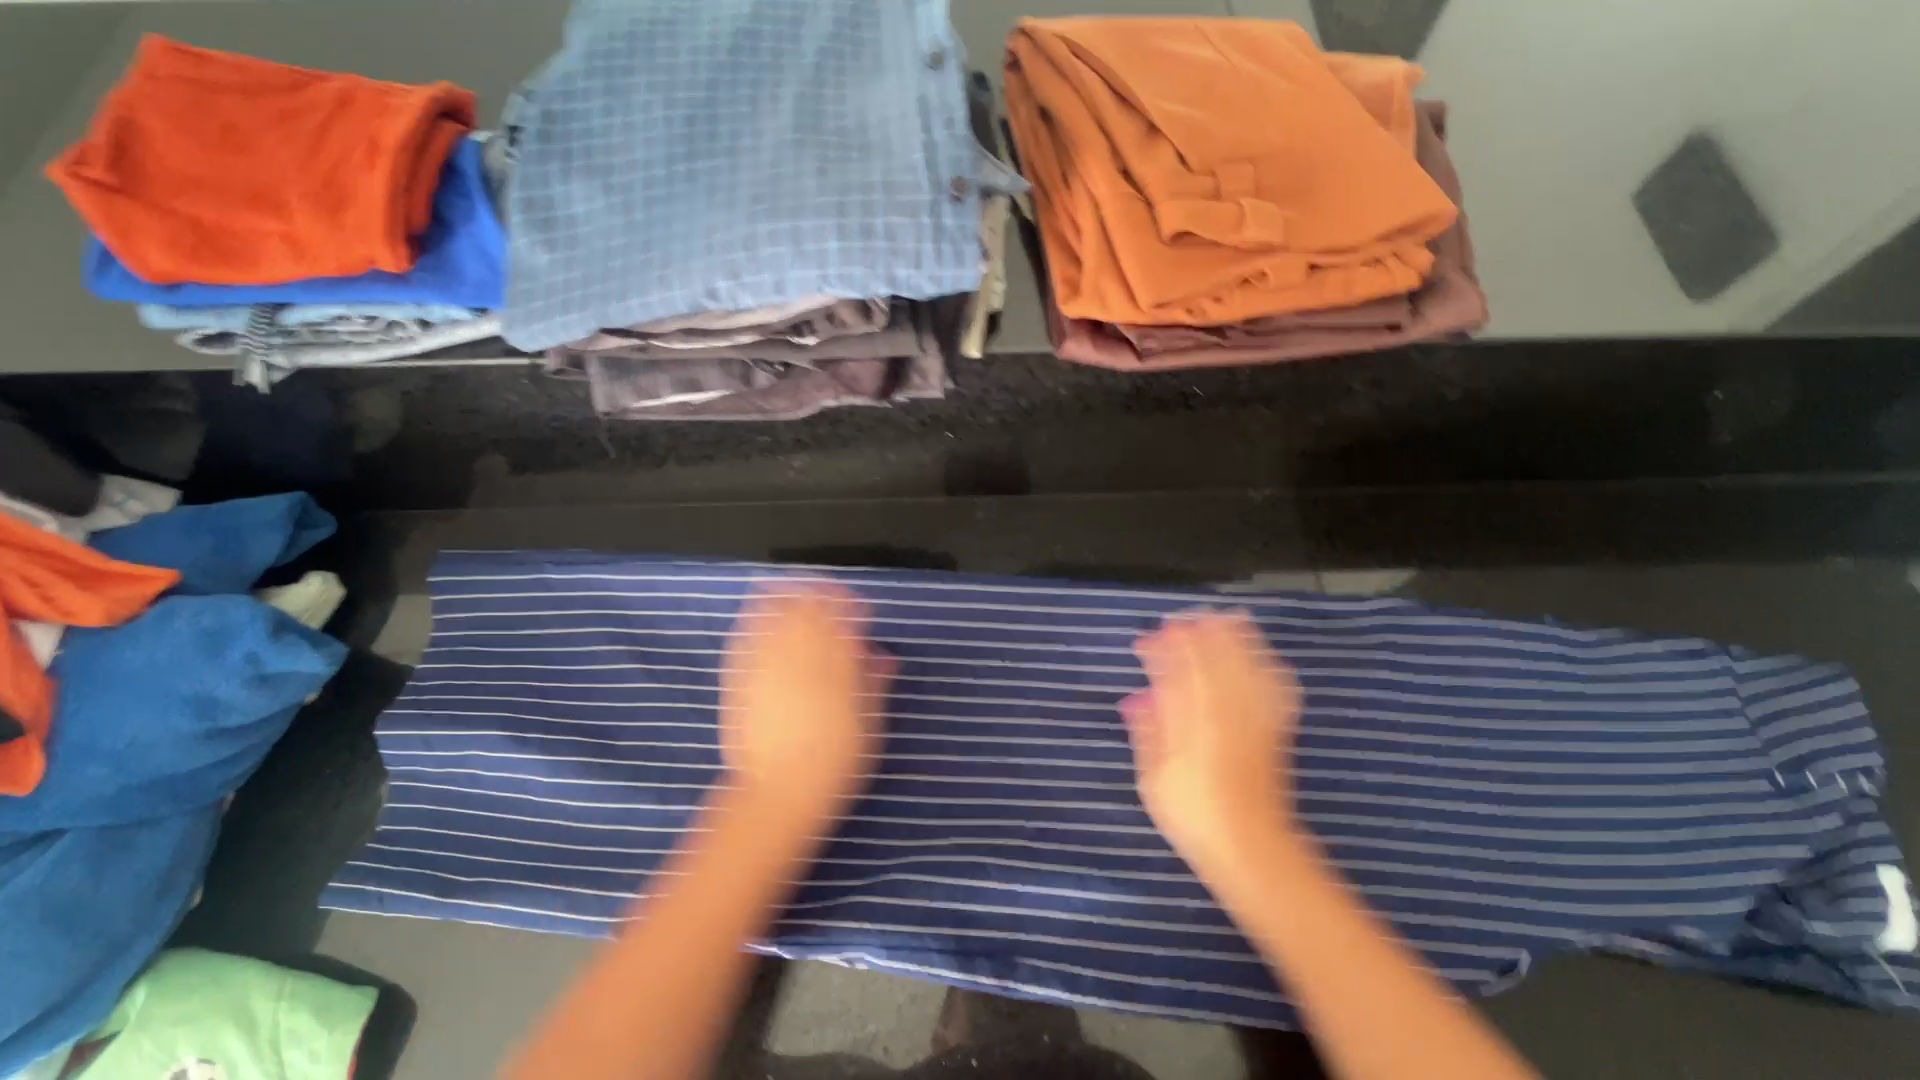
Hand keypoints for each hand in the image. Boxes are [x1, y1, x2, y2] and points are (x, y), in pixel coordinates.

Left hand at [718, 581, 892, 830]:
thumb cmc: (833, 766)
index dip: (850, 607)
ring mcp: (765, 670)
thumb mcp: (868, 728)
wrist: (778, 796)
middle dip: (818, 595)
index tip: (858, 606)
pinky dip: (752, 618)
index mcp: (836, 672)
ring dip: (784, 598)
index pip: (842, 624)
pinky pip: (744, 640)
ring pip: (773, 619)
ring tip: (791, 587)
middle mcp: (800, 662)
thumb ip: (874, 686)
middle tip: (827, 591)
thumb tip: (883, 655)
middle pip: (806, 613)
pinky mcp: (739, 682)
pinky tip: (757, 608)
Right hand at [1124, 609, 1304, 883]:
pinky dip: (1268, 666)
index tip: (1150, 636)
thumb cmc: (1194, 815)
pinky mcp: (1278, 729)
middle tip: (1183, 619)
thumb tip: (1136, 697)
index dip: (1166, 648)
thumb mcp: (1154, 779)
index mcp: (1195, 720)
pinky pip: (1276, 686)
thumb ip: (1148, 732)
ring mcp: (1256, 718)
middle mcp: (1228, 710)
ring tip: (1224, 620)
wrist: (1252, 848)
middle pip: (1216, 658)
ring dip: (1236, 639)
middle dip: (1200, 633)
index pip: (1179, 669)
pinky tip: (1263, 658)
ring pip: (1247, 664)